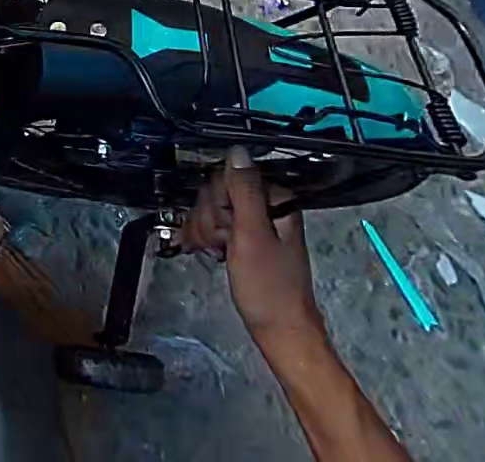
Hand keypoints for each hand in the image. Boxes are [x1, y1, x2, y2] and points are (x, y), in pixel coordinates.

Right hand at [181, 146, 323, 341]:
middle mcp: (266, 205)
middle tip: (219, 243)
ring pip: (213, 209)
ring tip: (212, 252)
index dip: (217, 202)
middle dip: (209, 218)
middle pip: (217, 193)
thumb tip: (237, 150)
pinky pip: (216, 225)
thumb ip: (243, 191)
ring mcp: (255, 223)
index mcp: (274, 198)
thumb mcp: (252, 234)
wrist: (280, 334)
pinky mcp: (245, 239)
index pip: (227, 177)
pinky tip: (207, 251)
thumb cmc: (268, 287)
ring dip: (205, 230)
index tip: (223, 228)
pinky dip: (207, 237)